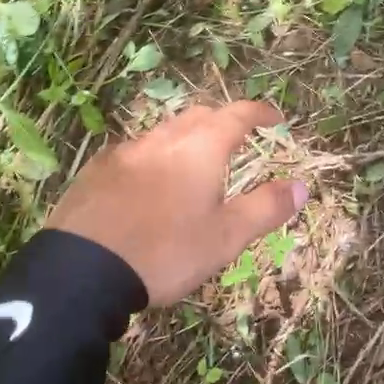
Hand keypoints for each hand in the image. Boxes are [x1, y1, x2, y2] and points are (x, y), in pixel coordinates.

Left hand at [45, 100, 307, 305]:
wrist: (80, 271)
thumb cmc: (165, 251)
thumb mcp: (224, 238)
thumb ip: (265, 209)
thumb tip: (303, 186)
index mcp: (201, 147)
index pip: (238, 114)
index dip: (259, 112)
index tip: (274, 117)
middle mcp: (164, 138)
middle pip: (199, 116)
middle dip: (221, 121)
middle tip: (235, 139)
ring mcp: (126, 151)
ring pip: (163, 132)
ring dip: (184, 139)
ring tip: (191, 165)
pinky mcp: (96, 171)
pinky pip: (133, 153)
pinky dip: (150, 159)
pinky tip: (145, 185)